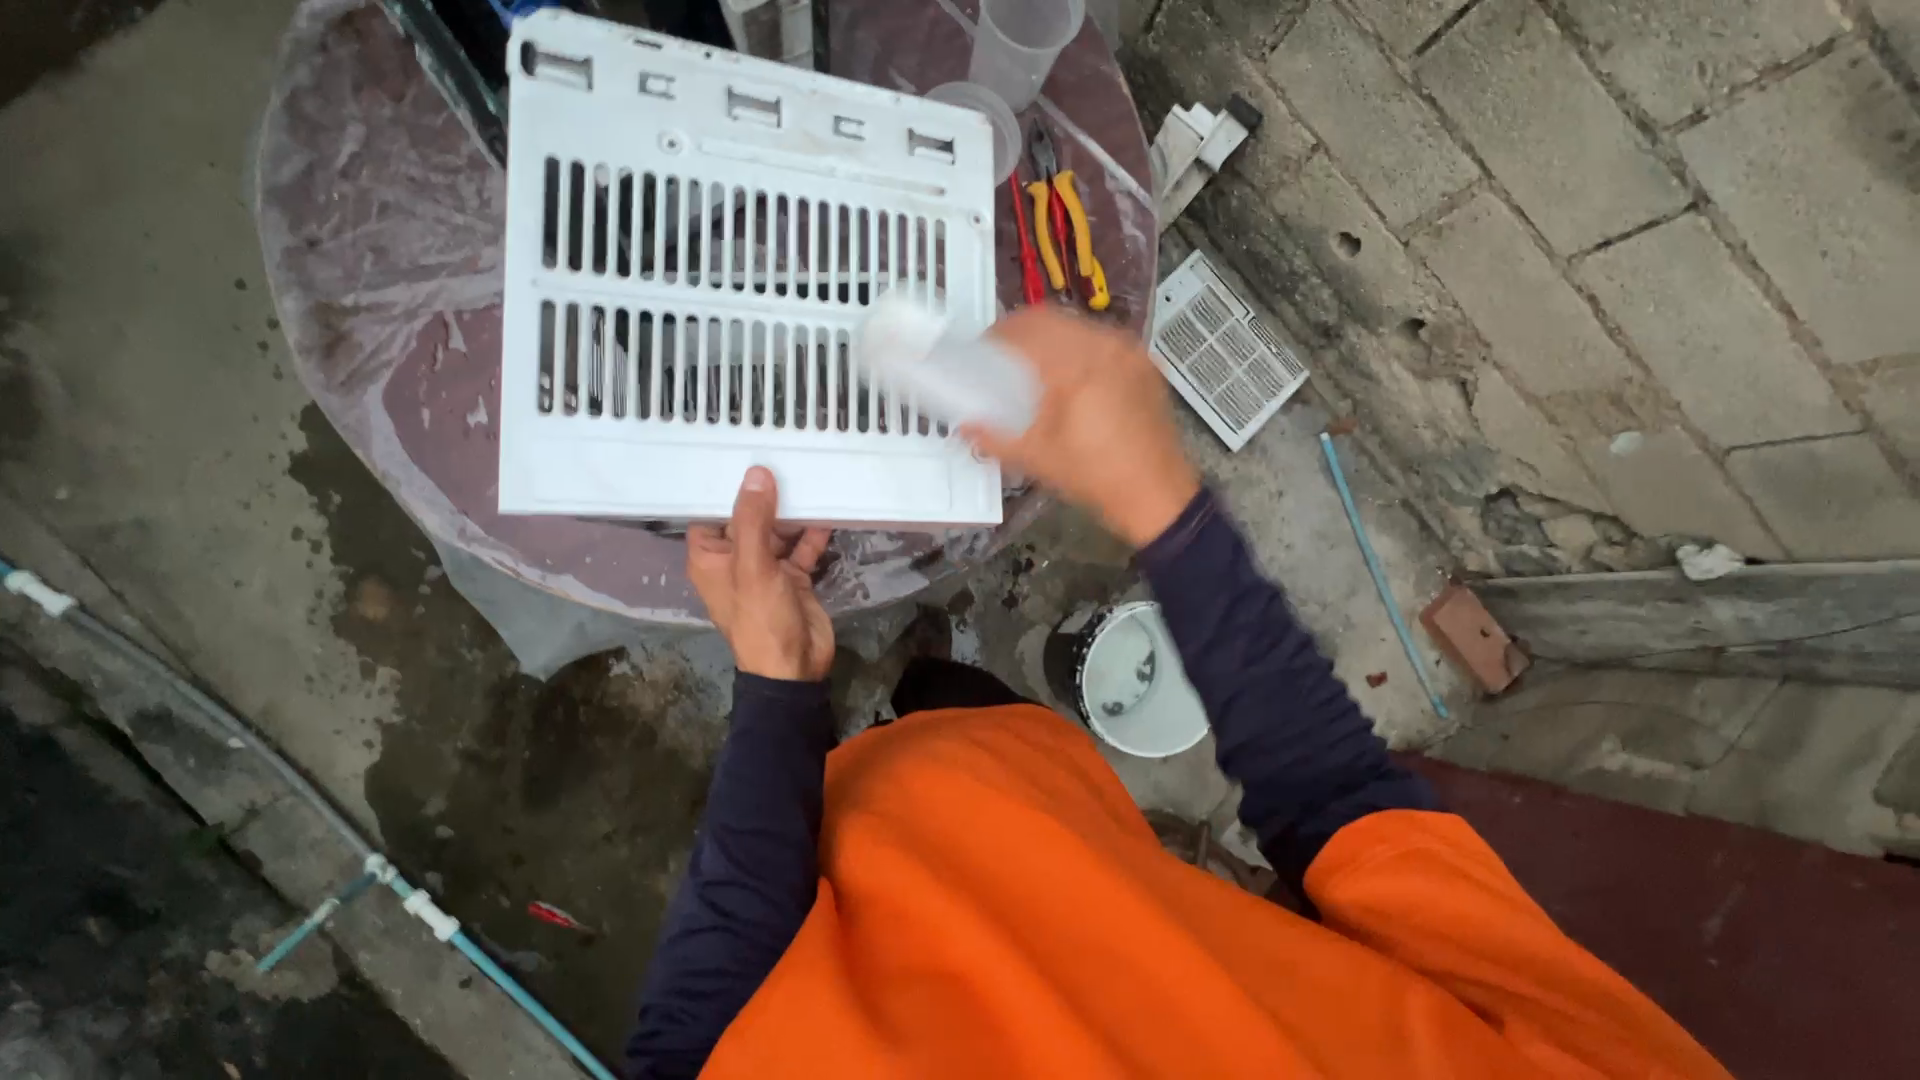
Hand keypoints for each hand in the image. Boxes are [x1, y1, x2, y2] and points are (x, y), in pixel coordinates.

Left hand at [686, 467, 834, 681]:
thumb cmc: (760, 618)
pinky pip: (801, 549)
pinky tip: (827, 511)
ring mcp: (765, 570)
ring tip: (809, 476)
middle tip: (785, 456)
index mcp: (711, 557)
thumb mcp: (753, 565)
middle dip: (767, 494)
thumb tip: (757, 473)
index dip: (726, 488)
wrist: (793, 668)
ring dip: (792, 512)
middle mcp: (735, 559)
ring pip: (777, 531)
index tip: (743, 453)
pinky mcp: (792, 578)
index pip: (712, 513)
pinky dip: (812, 533)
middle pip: (748, 517)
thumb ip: (754, 518)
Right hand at [962, 307, 1200, 546]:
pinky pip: (1104, 342)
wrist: (1157, 496)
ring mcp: (1131, 354)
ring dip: (1051, 339)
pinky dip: (1079, 350)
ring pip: (1079, 327)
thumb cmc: (1097, 477)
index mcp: (1077, 365)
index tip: (981, 349)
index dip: (998, 334)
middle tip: (1002, 356)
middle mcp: (1107, 348)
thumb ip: (995, 438)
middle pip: (1053, 320)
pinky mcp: (1145, 366)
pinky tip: (1069, 377)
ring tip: (1033, 366)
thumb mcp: (1038, 458)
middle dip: (1022, 334)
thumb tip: (966, 427)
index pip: (1028, 328)